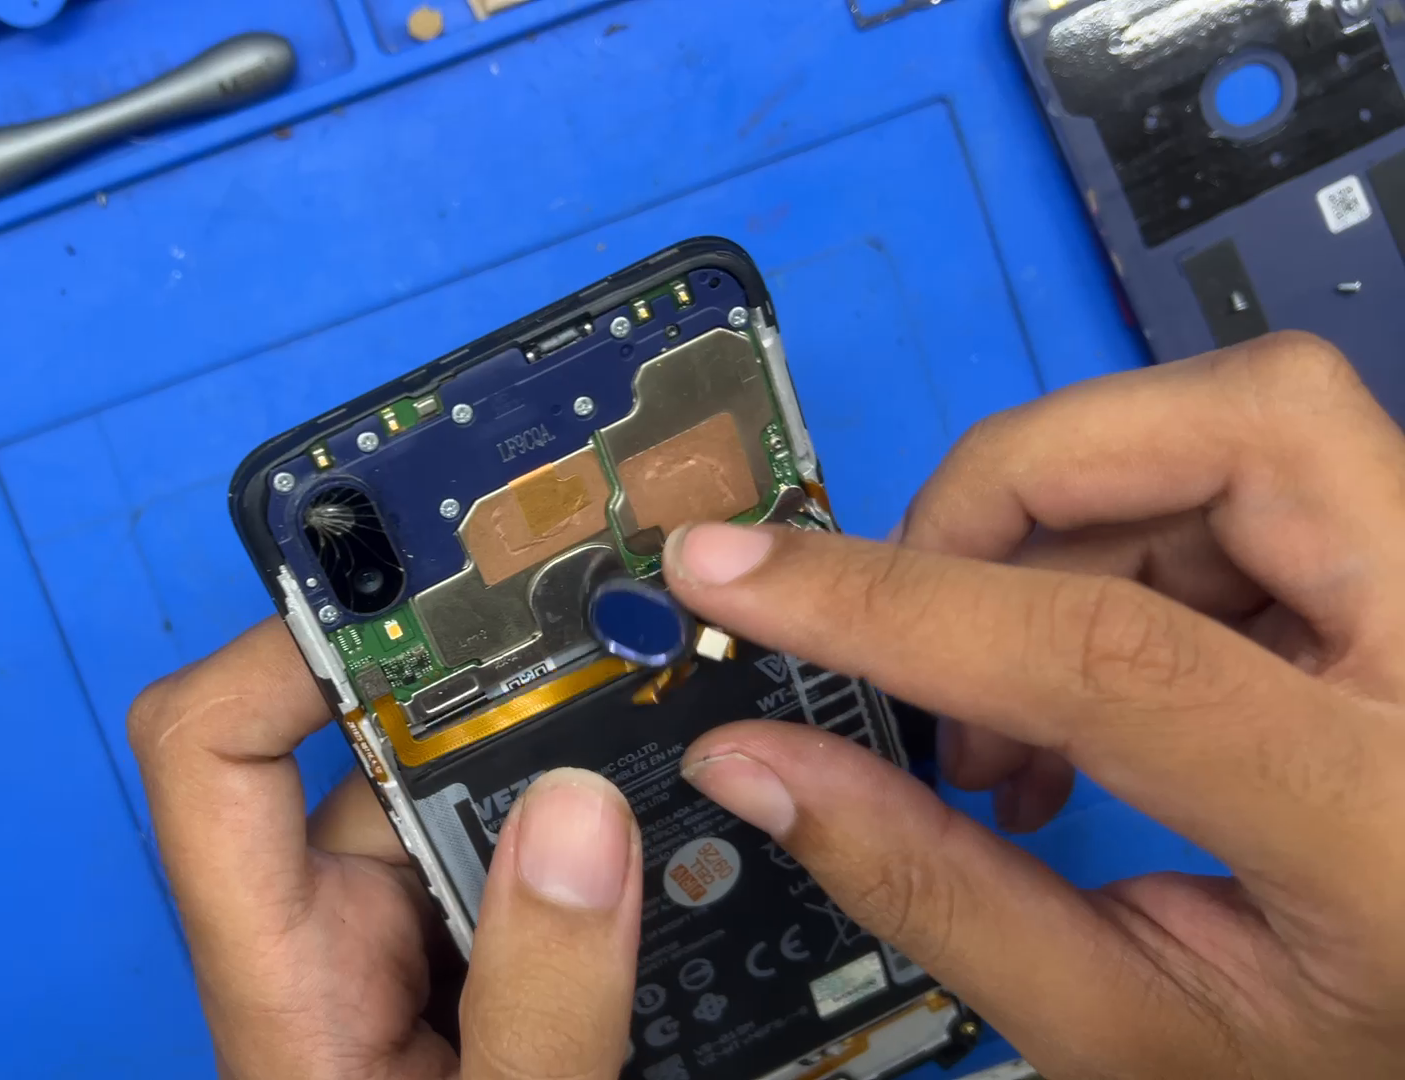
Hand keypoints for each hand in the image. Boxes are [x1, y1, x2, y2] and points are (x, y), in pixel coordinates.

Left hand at [128, 621, 642, 1079]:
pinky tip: (653, 794)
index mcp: (281, 966)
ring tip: (647, 698)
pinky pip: (507, 829)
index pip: (210, 754)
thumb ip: (540, 1011)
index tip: (403, 612)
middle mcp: (327, 915)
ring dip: (537, 742)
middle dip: (467, 685)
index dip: (278, 658)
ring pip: (453, 780)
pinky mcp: (462, 932)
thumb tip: (574, 808)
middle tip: (592, 624)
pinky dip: (569, 803)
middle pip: (366, 744)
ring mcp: (398, 919)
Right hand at [663, 333, 1404, 1077]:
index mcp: (1399, 830)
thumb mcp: (1118, 1026)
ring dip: (1045, 527)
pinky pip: (1231, 479)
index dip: (878, 599)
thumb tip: (739, 762)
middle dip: (1007, 487)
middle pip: (1235, 424)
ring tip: (998, 684)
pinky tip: (1064, 677)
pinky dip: (1096, 546)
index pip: (1099, 654)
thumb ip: (917, 879)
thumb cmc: (1329, 1070)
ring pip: (1227, 427)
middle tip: (917, 593)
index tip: (721, 567)